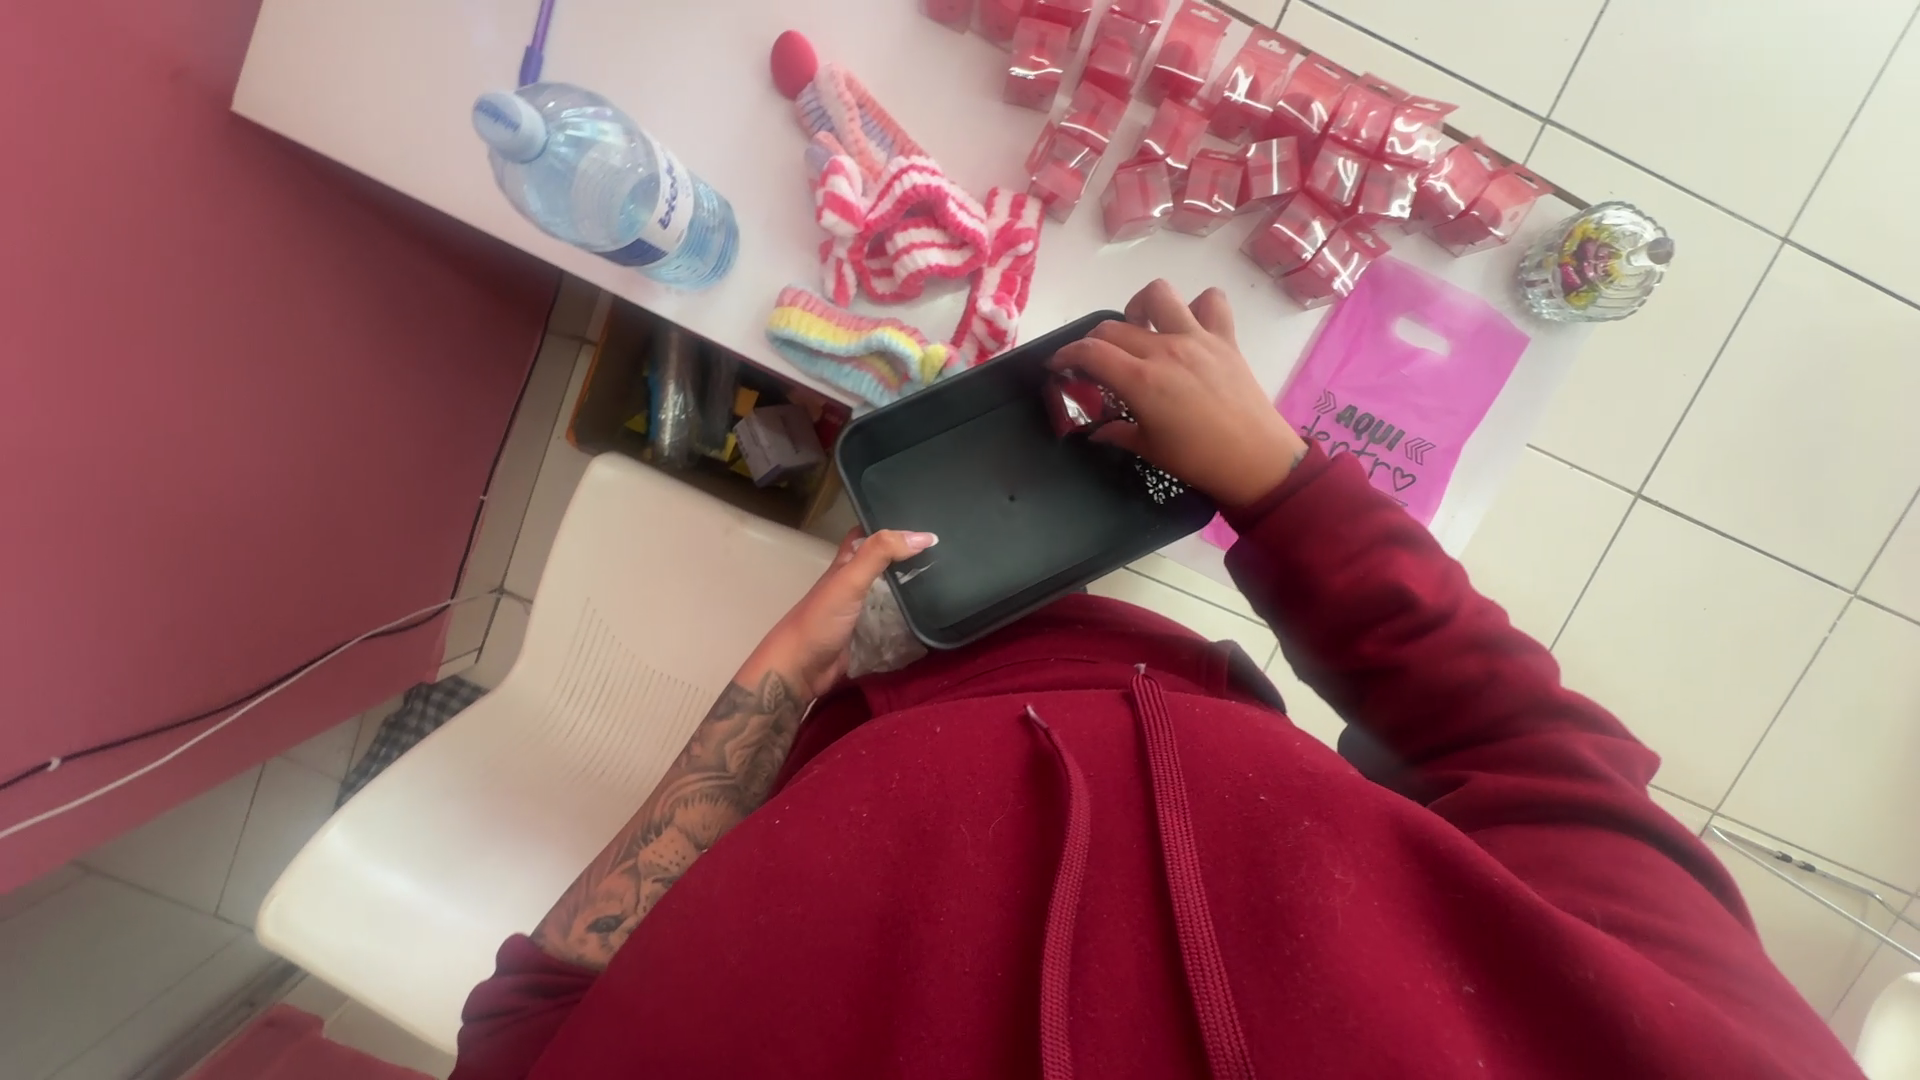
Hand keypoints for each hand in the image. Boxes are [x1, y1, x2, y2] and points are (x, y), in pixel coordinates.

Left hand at [750, 528, 936, 697]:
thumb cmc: (820, 620)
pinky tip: (933, 613)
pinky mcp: (869, 636)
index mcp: (846, 564)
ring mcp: (862, 611)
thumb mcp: (849, 580)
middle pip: (884, 563)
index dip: (890, 524)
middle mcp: (855, 584)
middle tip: (944, 551)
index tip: (922, 519)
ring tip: (947, 577)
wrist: (800, 671)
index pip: (869, 535)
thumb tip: (923, 536)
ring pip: (892, 591)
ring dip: (914, 586)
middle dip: (909, 556)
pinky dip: (911, 617)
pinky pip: (895, 621)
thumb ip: (880, 554)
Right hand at [1052, 280, 1307, 508]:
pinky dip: (1197, 307)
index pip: (1090, 351)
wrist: (1254, 460)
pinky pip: (1211, 302)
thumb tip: (1097, 431)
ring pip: (1159, 294)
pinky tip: (1188, 327)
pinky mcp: (1225, 338)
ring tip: (1141, 330)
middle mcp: (1165, 349)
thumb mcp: (1148, 449)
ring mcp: (1197, 338)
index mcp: (1141, 381)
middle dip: (1094, 341)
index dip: (1066, 354)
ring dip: (1141, 306)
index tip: (1058, 364)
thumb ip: (1118, 433)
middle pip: (1114, 327)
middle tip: (1095, 362)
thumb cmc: (1196, 459)